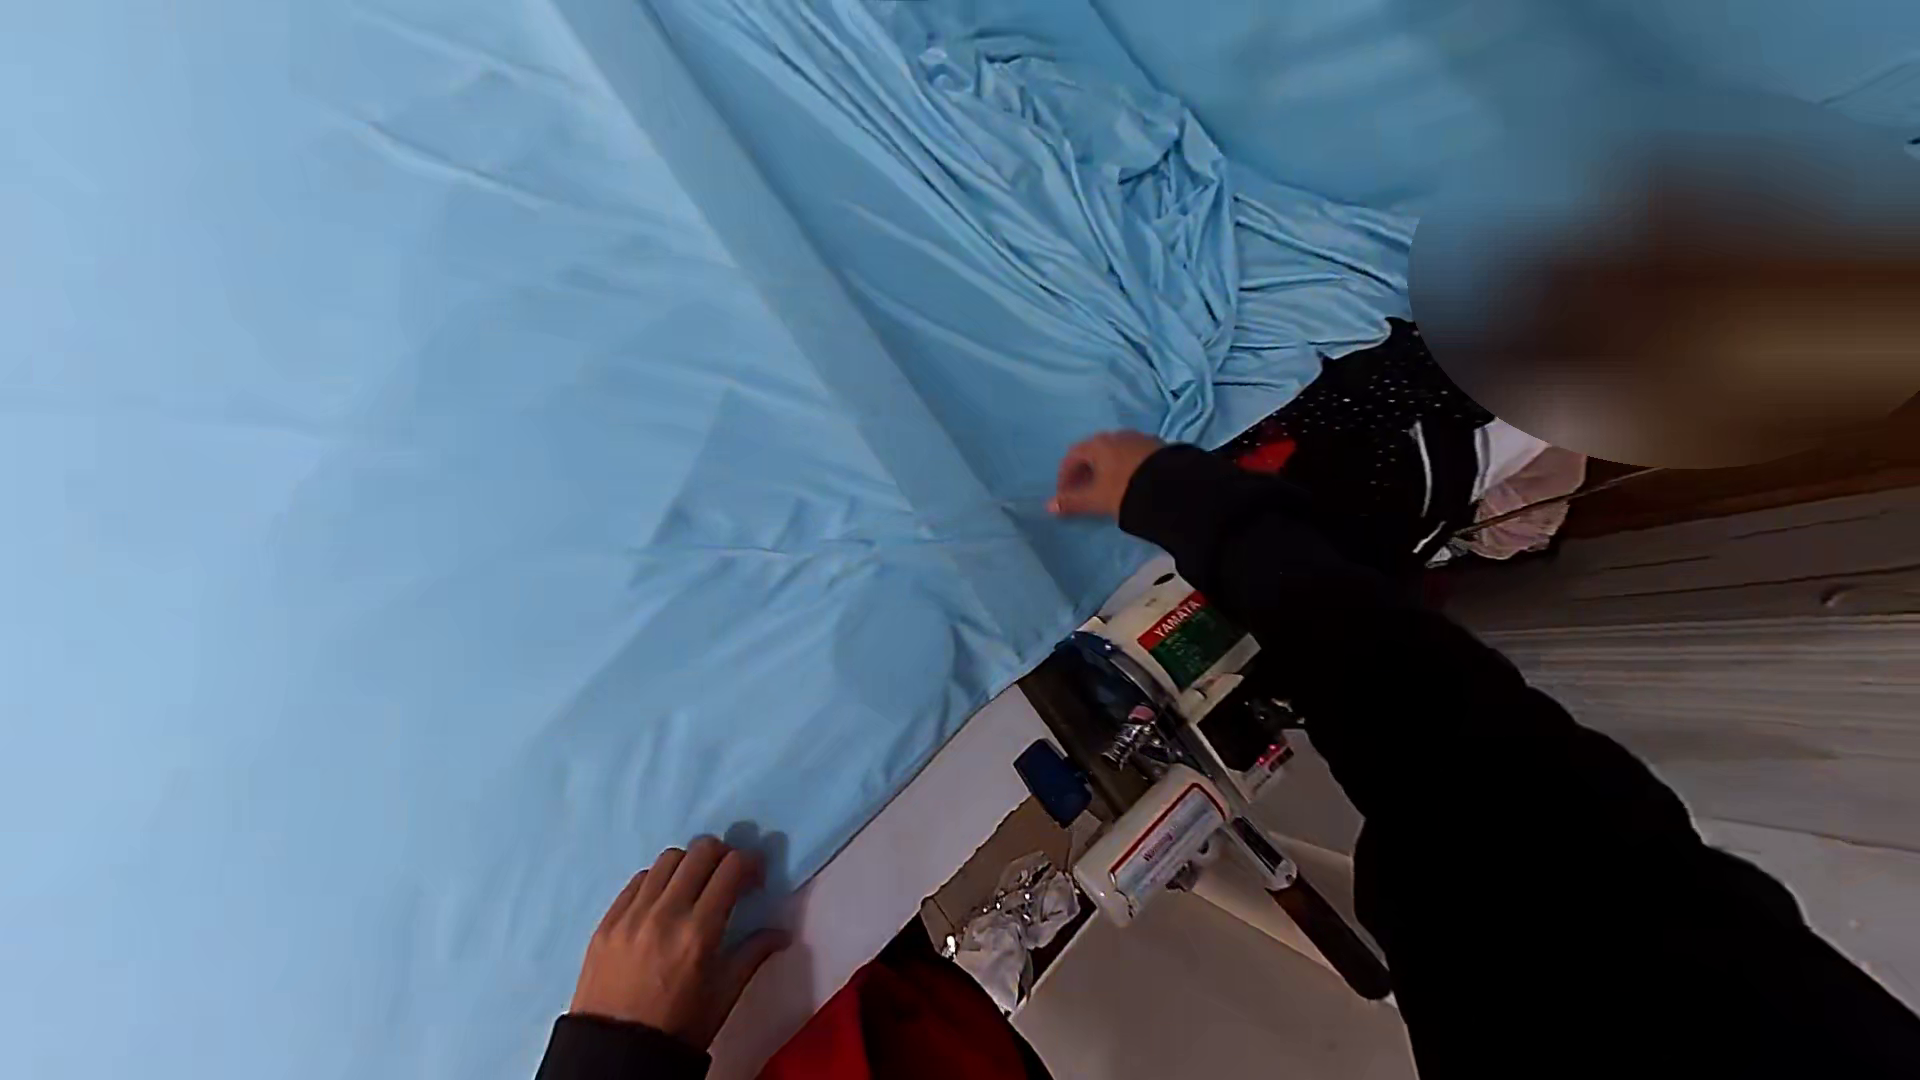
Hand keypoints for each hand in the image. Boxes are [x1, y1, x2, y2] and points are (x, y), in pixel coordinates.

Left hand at [569, 838, 789, 1049]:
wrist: (611, 1061)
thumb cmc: (677, 1029)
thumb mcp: (724, 994)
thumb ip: (754, 953)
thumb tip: (783, 933)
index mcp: (699, 931)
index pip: (733, 866)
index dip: (751, 862)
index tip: (755, 878)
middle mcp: (665, 913)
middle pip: (702, 850)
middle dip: (724, 855)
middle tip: (727, 875)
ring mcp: (632, 915)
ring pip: (669, 858)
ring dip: (690, 864)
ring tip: (694, 886)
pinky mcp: (607, 922)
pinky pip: (638, 879)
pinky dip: (657, 880)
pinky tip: (663, 900)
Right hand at [1049, 431, 1165, 519]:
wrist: (1174, 486)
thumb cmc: (1126, 489)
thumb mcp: (1097, 499)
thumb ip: (1073, 502)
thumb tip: (1049, 506)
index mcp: (1098, 444)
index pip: (1072, 456)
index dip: (1065, 476)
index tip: (1065, 496)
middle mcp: (1117, 435)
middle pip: (1093, 452)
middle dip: (1085, 472)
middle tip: (1084, 493)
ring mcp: (1139, 439)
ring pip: (1114, 454)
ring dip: (1105, 470)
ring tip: (1107, 491)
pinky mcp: (1158, 447)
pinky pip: (1132, 456)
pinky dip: (1124, 469)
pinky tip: (1129, 485)